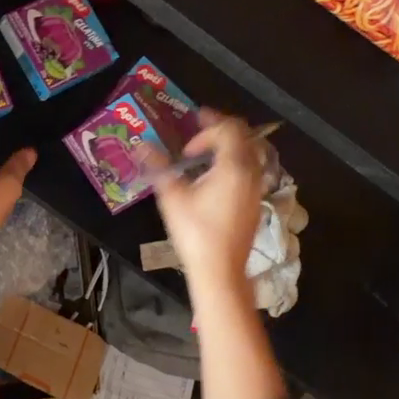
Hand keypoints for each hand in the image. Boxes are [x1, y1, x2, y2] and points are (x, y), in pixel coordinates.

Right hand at [149, 111, 263, 291]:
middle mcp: (251, 173)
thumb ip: (159, 167)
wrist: (220, 271)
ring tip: (208, 150)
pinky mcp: (255, 203)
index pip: (228, 130)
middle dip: (221, 128)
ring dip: (230, 145)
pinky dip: (236, 162)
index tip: (187, 148)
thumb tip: (142, 146)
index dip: (206, 129)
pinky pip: (251, 170)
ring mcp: (257, 189)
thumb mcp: (172, 197)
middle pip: (244, 136)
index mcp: (233, 167)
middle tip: (200, 127)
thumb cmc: (195, 233)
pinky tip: (216, 176)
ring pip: (251, 153)